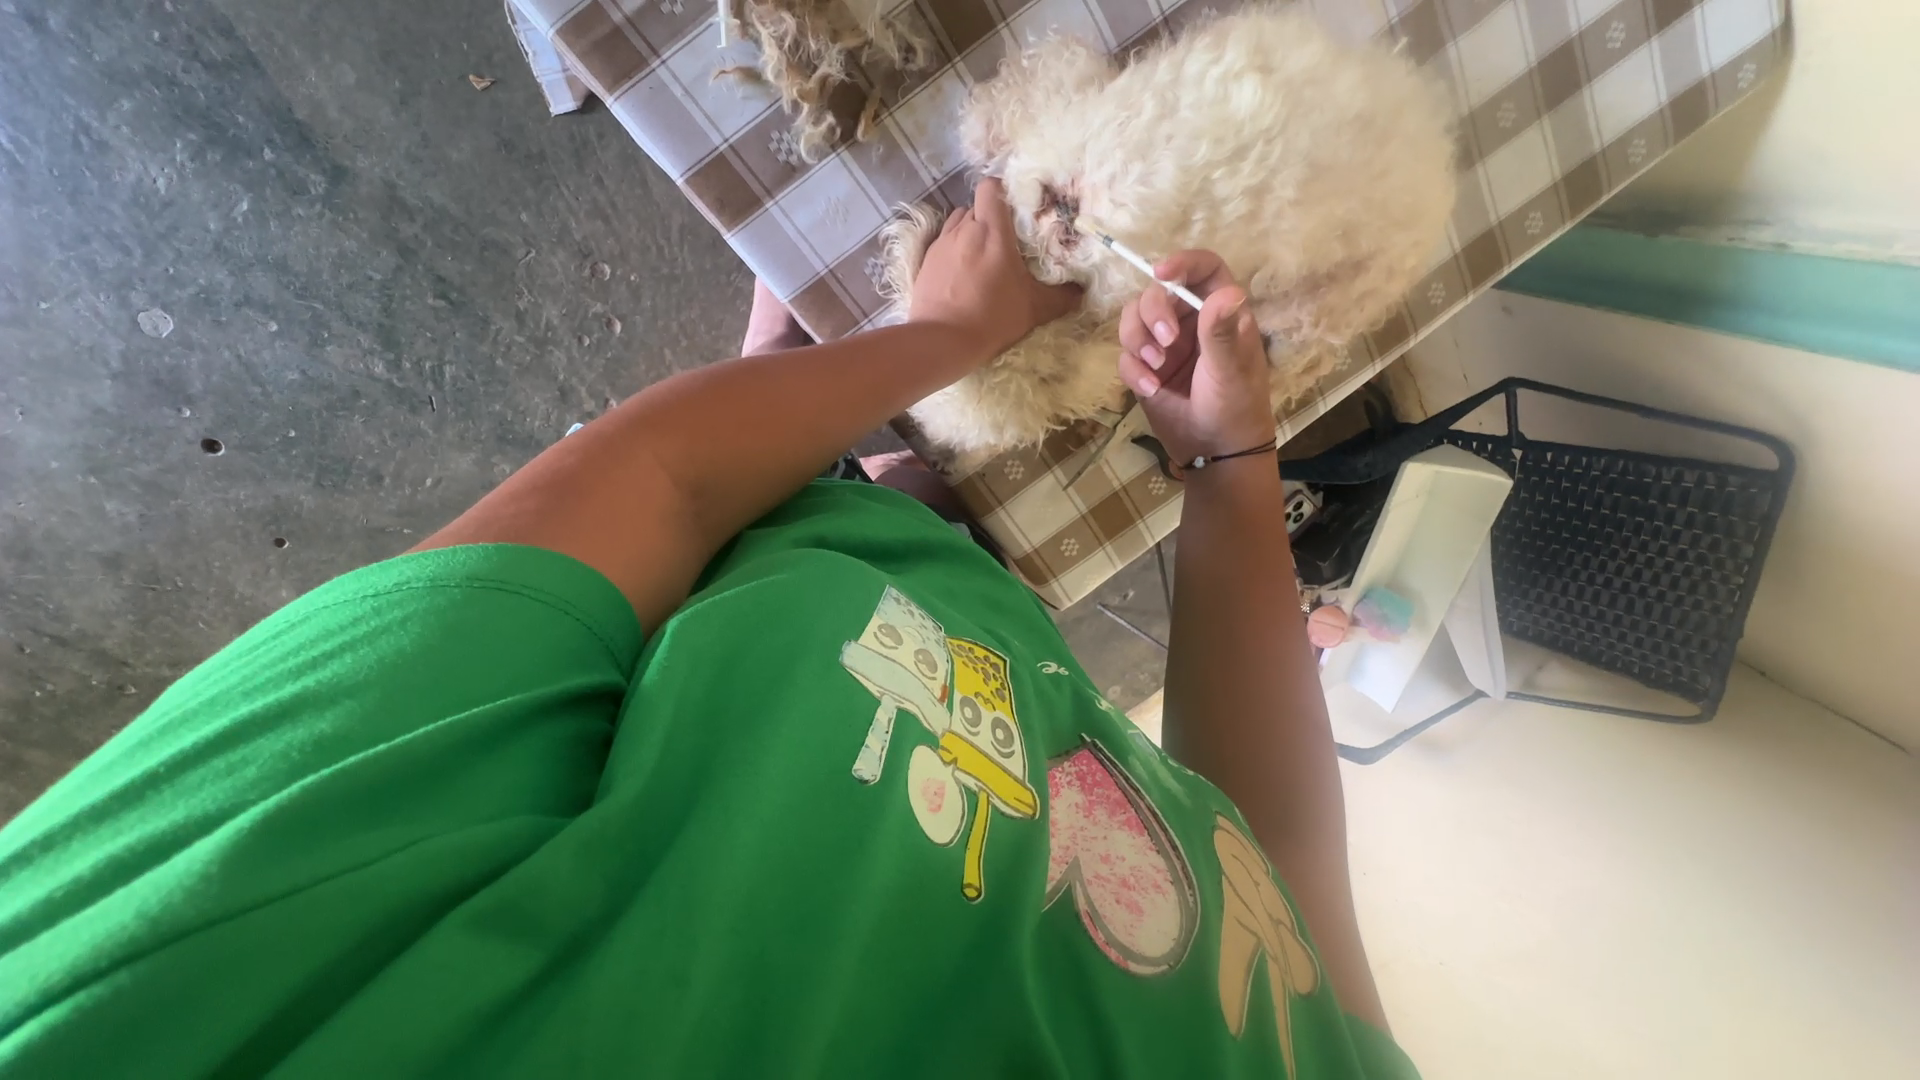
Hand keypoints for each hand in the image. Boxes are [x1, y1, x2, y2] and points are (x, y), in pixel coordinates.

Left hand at [908, 178, 1081, 359]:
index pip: (992, 187)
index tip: (1017, 213)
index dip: (1003, 193)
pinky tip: (962, 275)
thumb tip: (1082, 290)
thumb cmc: (991, 319)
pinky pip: (943, 244)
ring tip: (982, 258)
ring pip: (958, 223)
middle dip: (991, 219)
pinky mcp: (926, 262)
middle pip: (977, 206)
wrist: (941, 342)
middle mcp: (964, 229)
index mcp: (992, 231)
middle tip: (1005, 243)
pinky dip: (954, 252)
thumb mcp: (1035, 310)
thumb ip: (1062, 297)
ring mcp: (941, 244)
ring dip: (970, 233)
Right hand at [1117, 251, 1275, 468]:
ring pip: (1132, 320)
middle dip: (1152, 314)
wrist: (1214, 450)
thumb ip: (1222, 333)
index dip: (1182, 263)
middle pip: (1157, 293)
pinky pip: (1125, 356)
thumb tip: (1226, 294)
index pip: (1203, 270)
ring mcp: (1164, 344)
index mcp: (1219, 312)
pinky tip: (1150, 390)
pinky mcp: (1144, 368)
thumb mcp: (1231, 370)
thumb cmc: (1236, 406)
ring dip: (1136, 340)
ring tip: (1154, 368)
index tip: (1161, 272)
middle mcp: (1189, 321)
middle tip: (1164, 344)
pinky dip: (1132, 370)